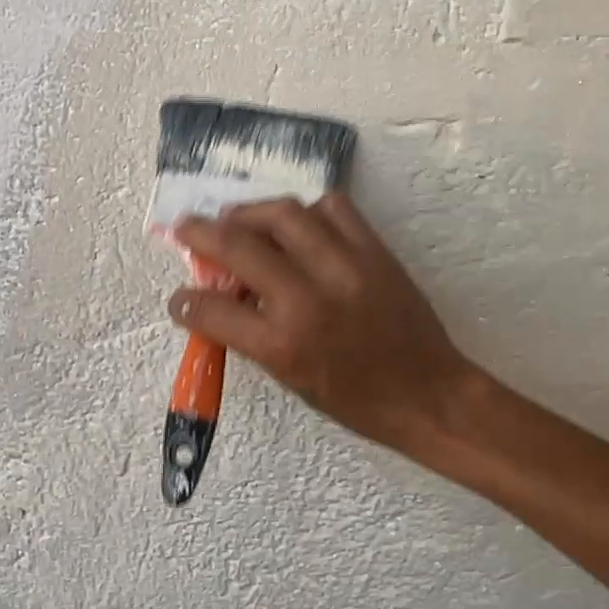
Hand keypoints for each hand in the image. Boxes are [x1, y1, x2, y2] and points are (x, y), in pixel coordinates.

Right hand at [167, 195, 483, 454]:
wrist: (428, 394)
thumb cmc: (354, 400)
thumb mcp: (289, 378)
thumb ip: (250, 334)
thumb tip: (219, 297)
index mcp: (283, 345)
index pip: (213, 310)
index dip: (185, 301)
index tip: (179, 298)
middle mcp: (308, 300)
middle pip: (238, 245)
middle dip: (200, 232)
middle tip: (187, 228)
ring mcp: (344, 269)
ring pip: (284, 213)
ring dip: (250, 212)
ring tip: (239, 220)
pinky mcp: (374, 251)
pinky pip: (333, 208)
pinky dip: (306, 211)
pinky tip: (297, 225)